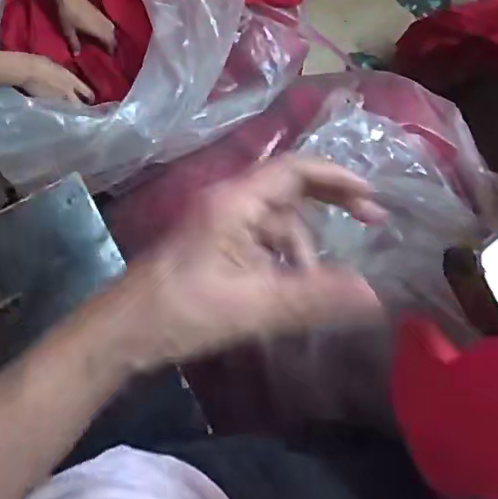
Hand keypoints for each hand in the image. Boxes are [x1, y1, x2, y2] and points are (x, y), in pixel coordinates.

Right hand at [13, 54, 94, 104]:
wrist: (27, 71)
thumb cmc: (41, 63)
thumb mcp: (58, 67)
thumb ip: (65, 76)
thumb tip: (67, 78)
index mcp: (72, 81)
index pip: (87, 92)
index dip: (90, 97)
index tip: (91, 100)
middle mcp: (68, 93)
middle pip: (79, 105)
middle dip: (81, 107)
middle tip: (80, 108)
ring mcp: (58, 101)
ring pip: (68, 110)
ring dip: (70, 110)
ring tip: (69, 110)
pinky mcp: (47, 106)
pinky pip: (57, 110)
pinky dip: (58, 110)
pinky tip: (57, 109)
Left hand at [56, 0, 116, 54]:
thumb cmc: (68, 15)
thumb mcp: (68, 31)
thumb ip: (74, 43)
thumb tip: (77, 54)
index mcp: (99, 31)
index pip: (110, 43)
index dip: (111, 51)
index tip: (110, 58)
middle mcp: (104, 25)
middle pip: (113, 37)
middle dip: (112, 45)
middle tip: (108, 52)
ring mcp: (103, 17)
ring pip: (112, 30)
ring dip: (110, 37)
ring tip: (106, 44)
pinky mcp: (100, 12)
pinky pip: (108, 24)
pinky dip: (107, 30)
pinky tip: (101, 33)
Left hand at [102, 157, 388, 370]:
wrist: (124, 329)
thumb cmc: (184, 310)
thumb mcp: (253, 306)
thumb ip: (313, 297)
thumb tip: (372, 294)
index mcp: (235, 199)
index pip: (294, 169)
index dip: (336, 176)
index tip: (372, 196)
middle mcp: (229, 198)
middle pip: (289, 186)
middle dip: (330, 201)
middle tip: (371, 221)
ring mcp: (221, 219)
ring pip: (277, 219)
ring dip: (304, 245)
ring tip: (320, 286)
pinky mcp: (216, 240)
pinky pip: (262, 237)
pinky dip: (284, 256)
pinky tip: (293, 286)